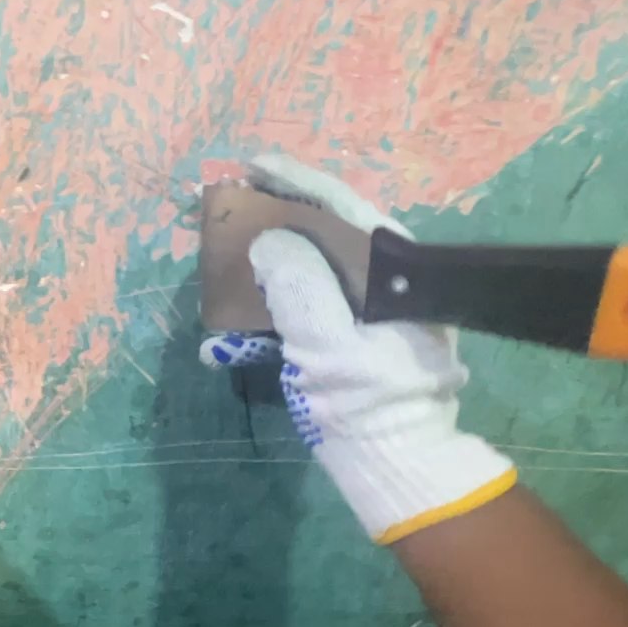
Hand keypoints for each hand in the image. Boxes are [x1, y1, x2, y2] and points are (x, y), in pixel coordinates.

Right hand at [210, 154, 514, 542]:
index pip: (341, 209)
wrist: (396, 462)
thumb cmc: (367, 404)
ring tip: (231, 261)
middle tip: (235, 206)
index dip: (295, 183)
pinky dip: (274, 313)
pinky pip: (310, 310)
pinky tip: (239, 326)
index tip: (252, 164)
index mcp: (391, 269)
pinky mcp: (356, 340)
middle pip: (326, 235)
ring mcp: (371, 312)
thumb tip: (268, 241)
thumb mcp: (328, 345)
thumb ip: (299, 286)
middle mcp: (385, 282)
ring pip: (315, 273)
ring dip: (270, 269)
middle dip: (277, 221)